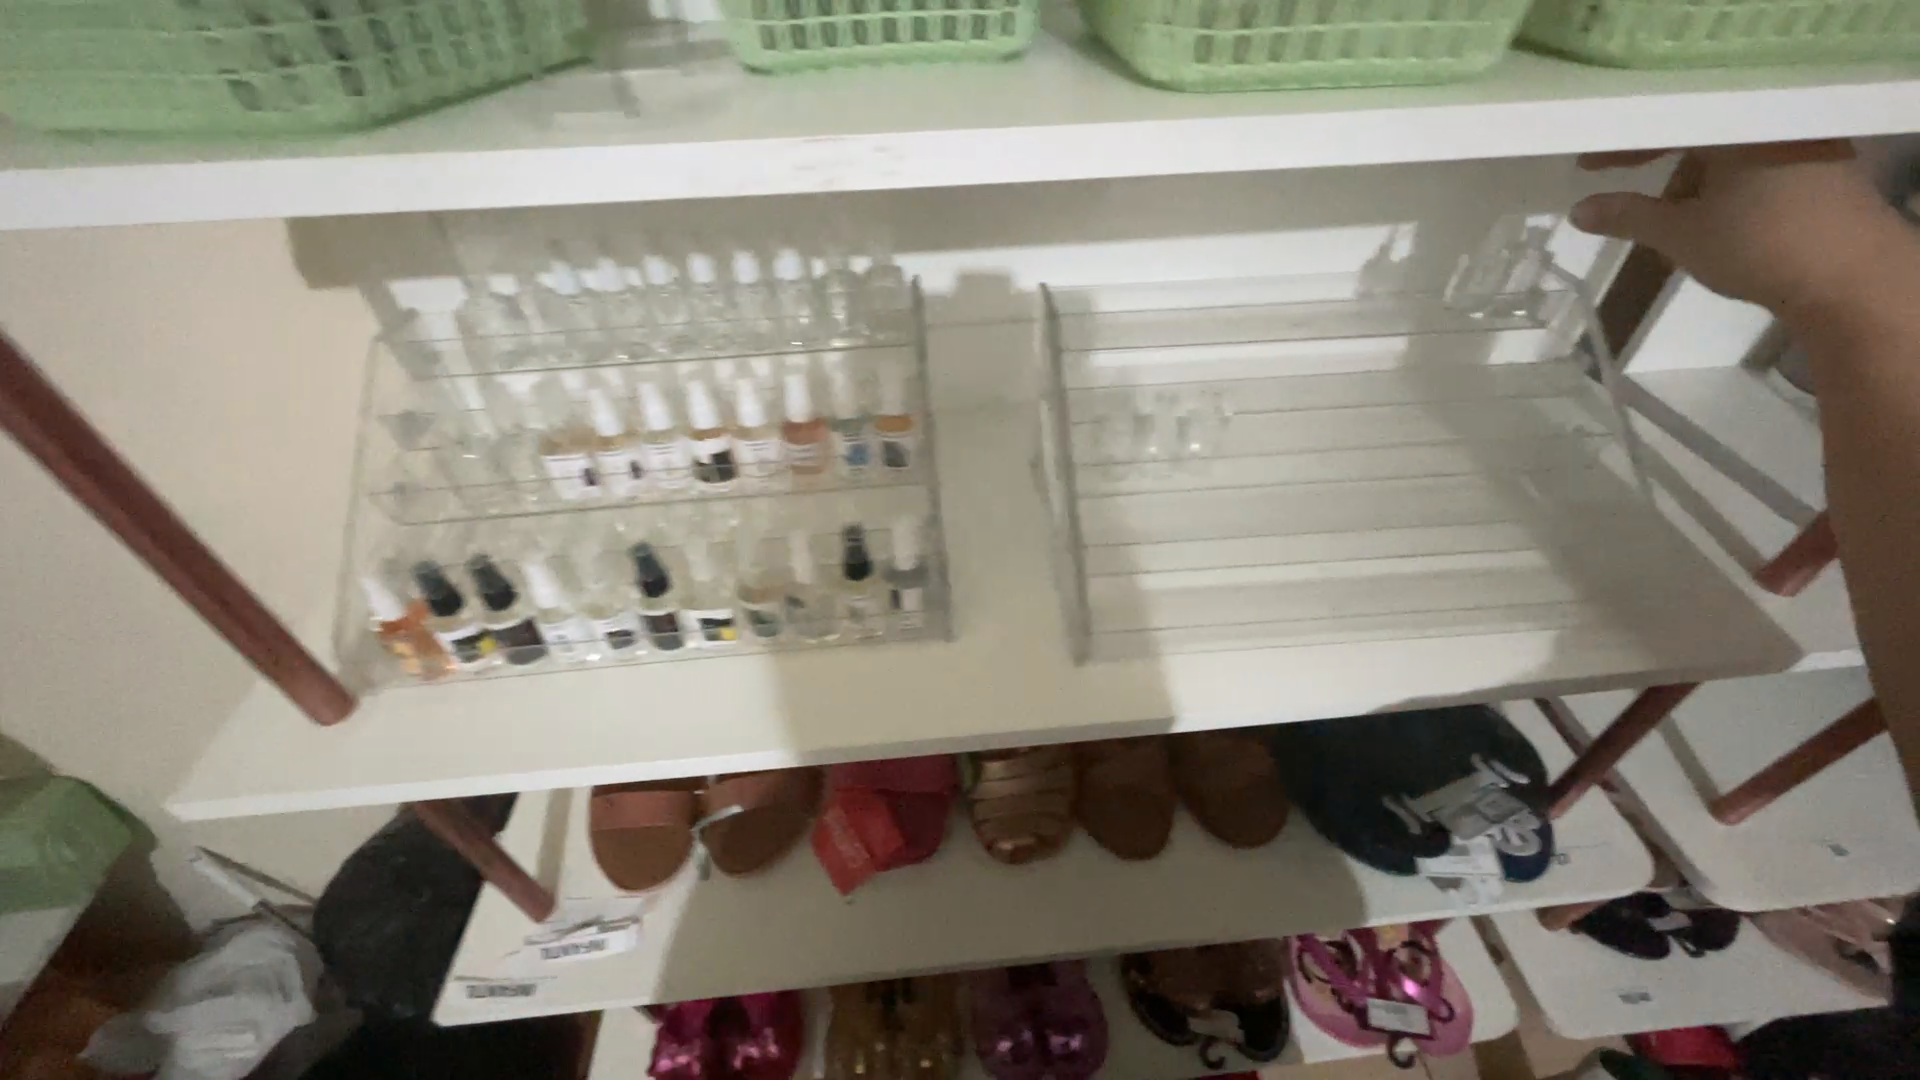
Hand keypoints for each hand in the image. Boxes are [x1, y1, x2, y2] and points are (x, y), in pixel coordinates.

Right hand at [1570, 142, 1907, 322]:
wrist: (1846, 274)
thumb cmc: (1756, 244)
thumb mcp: (1678, 233)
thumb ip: (1627, 216)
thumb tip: (1579, 210)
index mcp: (1742, 131)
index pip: (1669, 127)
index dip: (1622, 146)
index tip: (1585, 163)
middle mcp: (1776, 128)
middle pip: (1699, 138)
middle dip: (1656, 166)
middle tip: (1617, 186)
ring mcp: (1803, 147)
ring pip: (1725, 156)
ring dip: (1688, 183)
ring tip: (1667, 221)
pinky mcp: (1817, 170)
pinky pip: (1751, 168)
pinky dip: (1718, 188)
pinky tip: (1705, 218)